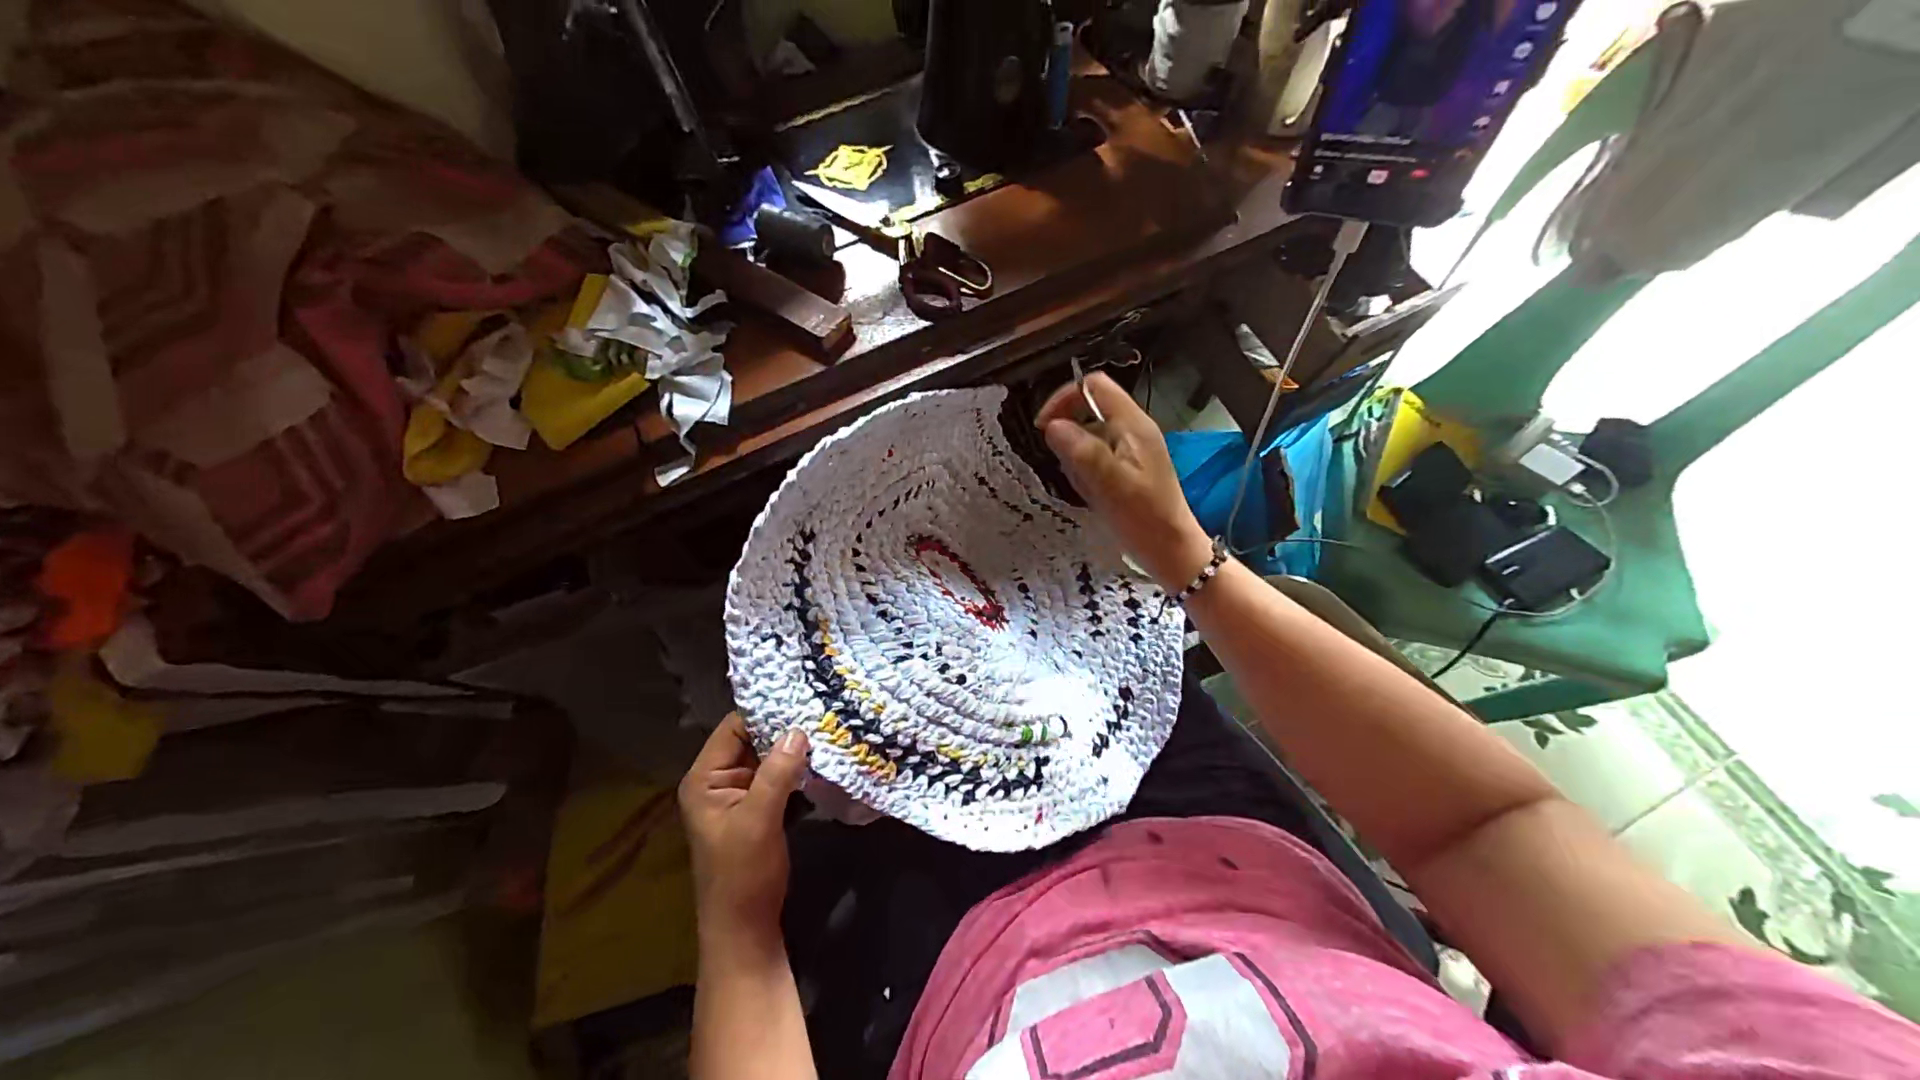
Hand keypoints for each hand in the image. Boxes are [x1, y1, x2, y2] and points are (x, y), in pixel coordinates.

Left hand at [678, 713, 809, 939]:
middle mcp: (718, 781)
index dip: (764, 713)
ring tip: (826, 725)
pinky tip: (822, 756)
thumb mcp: (758, 821)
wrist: (745, 931)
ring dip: (793, 747)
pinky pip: (778, 776)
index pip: (733, 728)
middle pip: (751, 739)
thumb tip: (798, 730)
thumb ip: (776, 774)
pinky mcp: (759, 808)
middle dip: (784, 728)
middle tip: (821, 708)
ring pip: (768, 757)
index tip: (801, 698)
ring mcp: (739, 795)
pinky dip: (797, 767)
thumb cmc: (743, 876)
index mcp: (704, 780)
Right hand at [1035, 372, 1213, 590]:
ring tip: (1085, 487)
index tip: (1044, 427)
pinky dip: (1085, 472)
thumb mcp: (1109, 483)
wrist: (1172, 551)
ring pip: (1089, 436)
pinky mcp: (1127, 468)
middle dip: (1068, 434)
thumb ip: (1081, 451)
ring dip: (1076, 458)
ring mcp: (1131, 449)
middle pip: (1089, 410)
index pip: (1093, 386)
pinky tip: (1092, 494)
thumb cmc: (1144, 518)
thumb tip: (1051, 425)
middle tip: (1066, 466)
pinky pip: (1096, 458)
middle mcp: (1133, 430)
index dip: (1064, 398)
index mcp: (1132, 424)